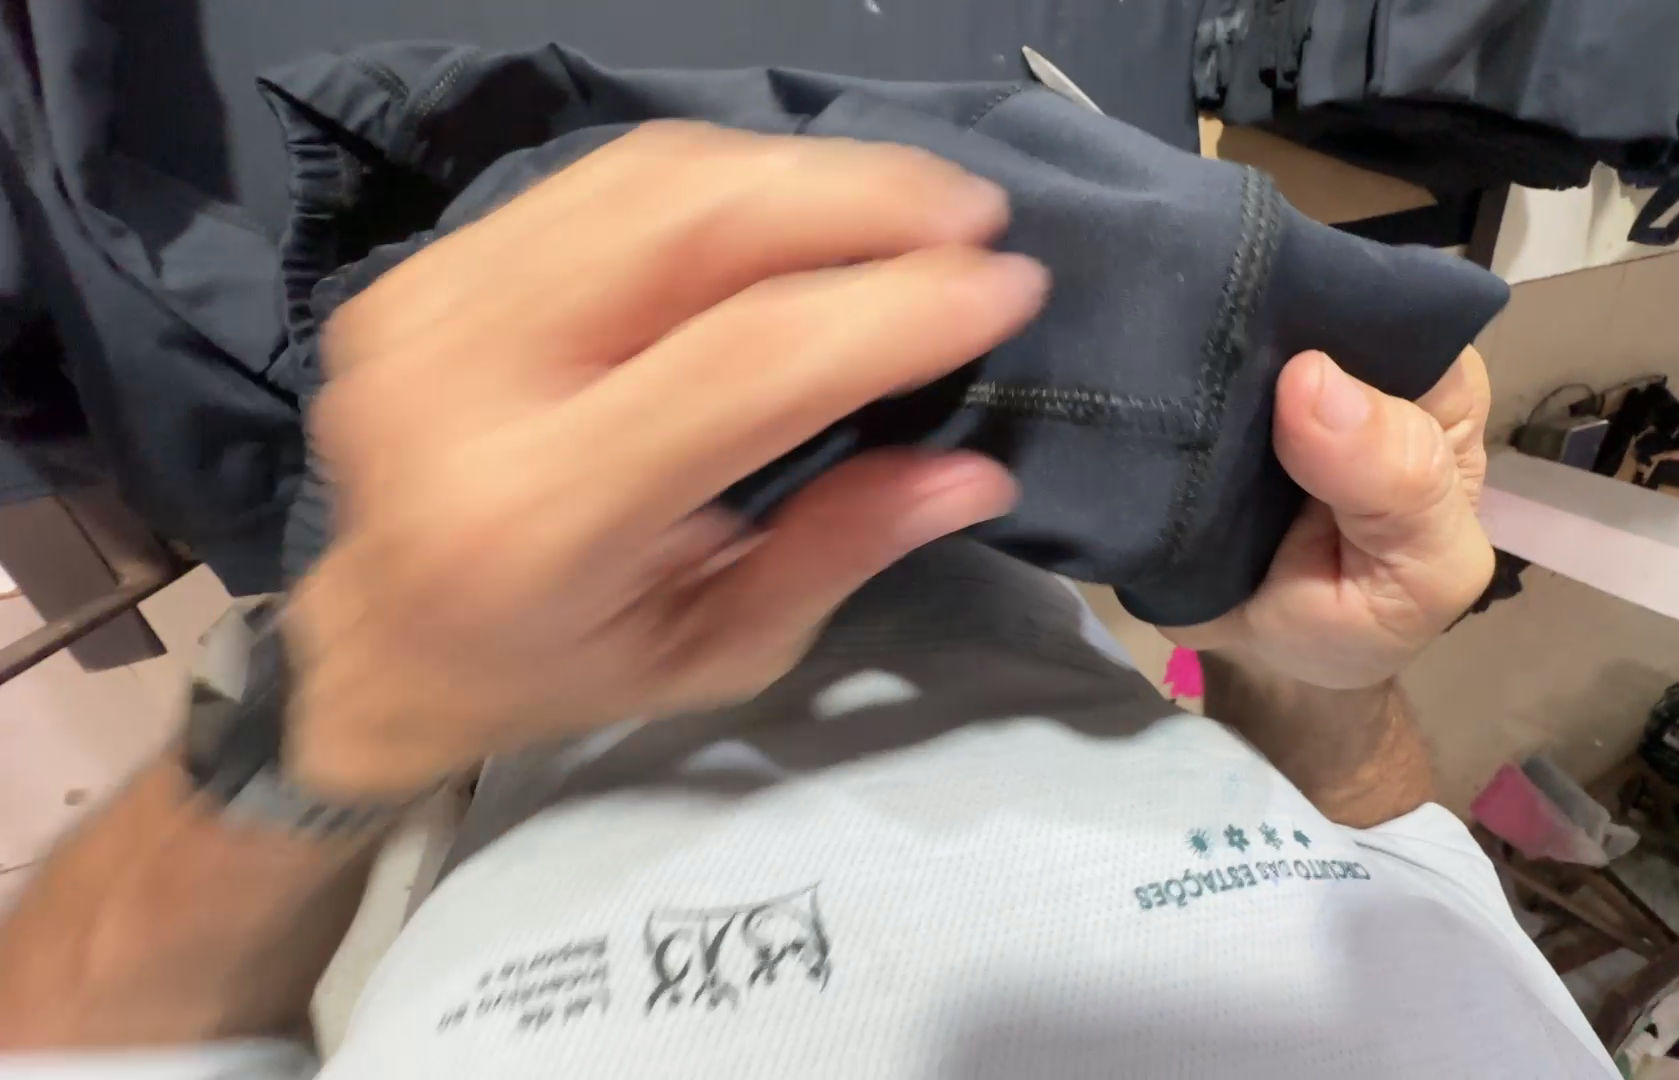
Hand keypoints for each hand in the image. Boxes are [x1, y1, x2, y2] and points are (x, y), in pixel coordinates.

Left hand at [282, 123, 1048, 797]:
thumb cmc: (566, 670)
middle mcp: (467, 379)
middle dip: (862, 200)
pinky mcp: (436, 263)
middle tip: (976, 216)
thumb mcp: (723, 651)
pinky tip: (815, 205)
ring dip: (811, 175)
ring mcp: (433, 298)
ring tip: (919, 203)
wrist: (387, 643)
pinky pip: (615, 181)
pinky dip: (742, 179)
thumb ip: (839, 553)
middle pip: (690, 226)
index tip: (1006, 288)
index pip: (744, 366)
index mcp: (542, 514)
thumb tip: (974, 476)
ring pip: (654, 177)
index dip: (891, 312)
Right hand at [1163, 347, 1494, 689]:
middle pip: (1296, 317)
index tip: (1280, 353)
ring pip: (1224, 348)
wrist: (1261, 662)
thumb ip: (1400, 484)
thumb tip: (1309, 377)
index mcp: (1419, 397)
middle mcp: (1337, 380)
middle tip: (1193, 356)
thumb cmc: (1364, 620)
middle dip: (1251, 329)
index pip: (1391, 317)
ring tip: (1146, 373)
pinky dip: (1146, 398)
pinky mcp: (1191, 430)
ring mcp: (1254, 401)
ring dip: (1188, 359)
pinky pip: (1167, 396)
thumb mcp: (1423, 570)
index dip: (1341, 324)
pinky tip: (1124, 395)